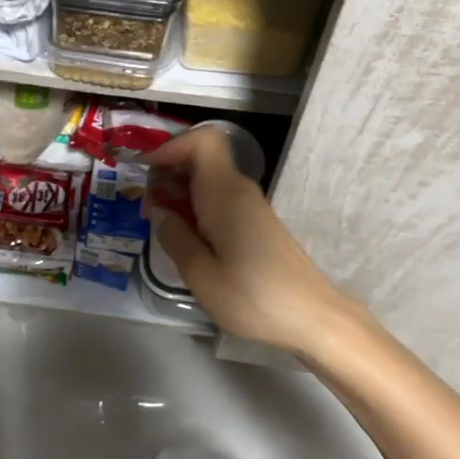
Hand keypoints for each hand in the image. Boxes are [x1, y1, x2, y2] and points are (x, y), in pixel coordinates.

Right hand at [142, 126, 360, 354]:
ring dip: (181, 194)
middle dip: (169, 174)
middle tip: (148, 207)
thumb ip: (174, 237)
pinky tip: (190, 240)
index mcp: (224, 193)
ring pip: (209, 181)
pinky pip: (220, 200)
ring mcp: (251, 207)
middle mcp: (239, 190)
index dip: (172, 147)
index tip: (147, 171)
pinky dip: (198, 209)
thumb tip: (159, 211)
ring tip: (163, 227)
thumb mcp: (200, 274)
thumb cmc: (253, 296)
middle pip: (201, 159)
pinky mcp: (257, 224)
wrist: (312, 318)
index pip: (203, 140)